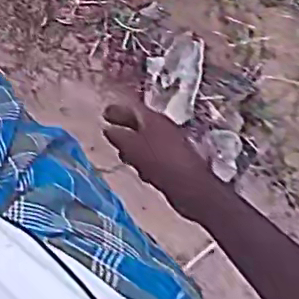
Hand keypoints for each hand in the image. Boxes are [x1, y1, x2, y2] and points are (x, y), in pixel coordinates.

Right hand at [102, 101, 228, 214]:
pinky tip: (142, 171)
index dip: (117, 111)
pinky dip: (145, 160)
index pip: (131, 109)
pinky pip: (155, 156)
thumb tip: (108, 129)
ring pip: (147, 141)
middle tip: (110, 133)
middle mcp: (164, 128)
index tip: (104, 114)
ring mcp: (172, 145)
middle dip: (124, 129)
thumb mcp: (132, 147)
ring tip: (124, 155)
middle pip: (139, 124)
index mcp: (153, 119)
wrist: (193, 189)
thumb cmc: (160, 162)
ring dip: (134, 147)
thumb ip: (118, 136)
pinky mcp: (177, 162)